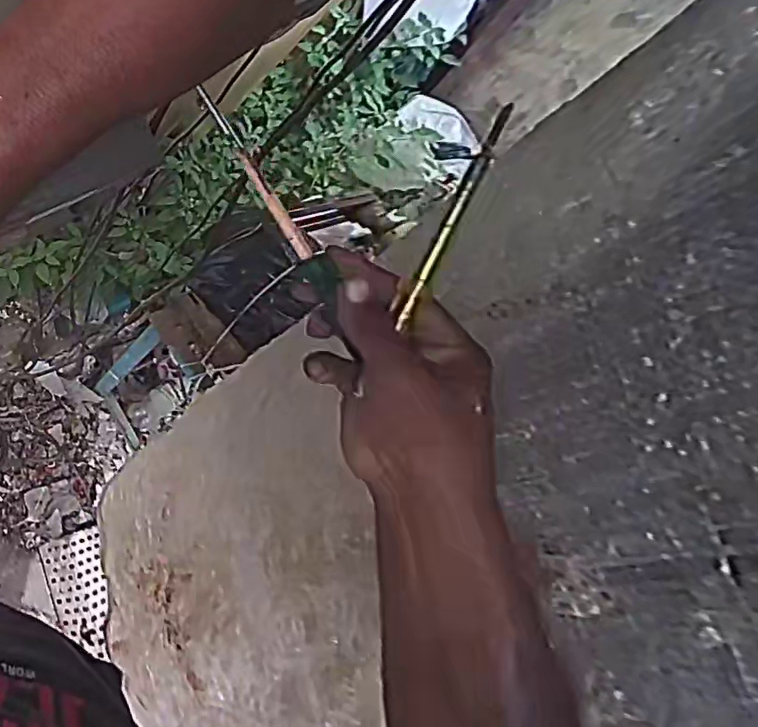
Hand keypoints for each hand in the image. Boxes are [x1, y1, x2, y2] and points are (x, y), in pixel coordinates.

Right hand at [302, 249, 495, 503]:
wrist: (418, 497)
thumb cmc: (423, 435)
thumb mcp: (398, 372)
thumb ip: (370, 326)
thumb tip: (352, 285)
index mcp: (447, 347)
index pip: (406, 297)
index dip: (369, 277)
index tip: (334, 260)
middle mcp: (423, 356)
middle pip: (379, 314)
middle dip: (346, 302)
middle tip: (310, 287)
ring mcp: (396, 377)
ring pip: (359, 338)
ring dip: (334, 331)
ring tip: (314, 327)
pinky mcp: (371, 396)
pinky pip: (346, 368)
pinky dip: (329, 365)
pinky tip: (320, 371)